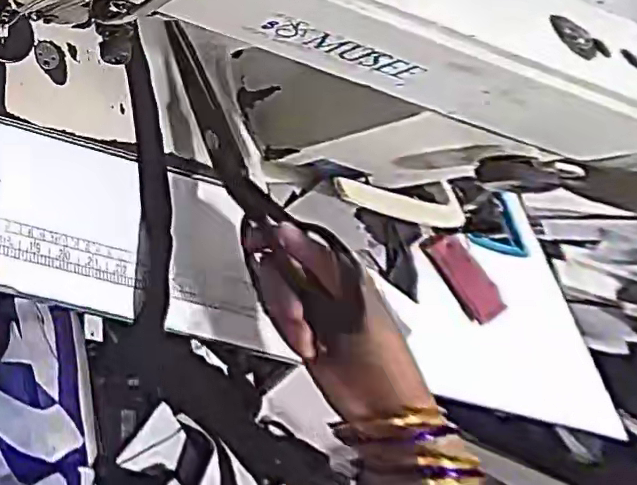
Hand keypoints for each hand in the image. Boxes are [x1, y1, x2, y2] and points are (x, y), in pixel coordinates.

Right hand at [244, 220, 435, 422]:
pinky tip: (304, 342)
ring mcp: (307, 304)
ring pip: (272, 288)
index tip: (255, 241)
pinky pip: (273, 312)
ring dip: (284, 312)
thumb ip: (315, 259)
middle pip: (276, 263)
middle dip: (280, 288)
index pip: (294, 237)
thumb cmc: (380, 353)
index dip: (271, 236)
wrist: (381, 407)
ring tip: (307, 333)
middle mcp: (320, 281)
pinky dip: (284, 327)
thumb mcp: (349, 295)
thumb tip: (283, 228)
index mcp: (338, 266)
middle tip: (297, 310)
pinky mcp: (296, 326)